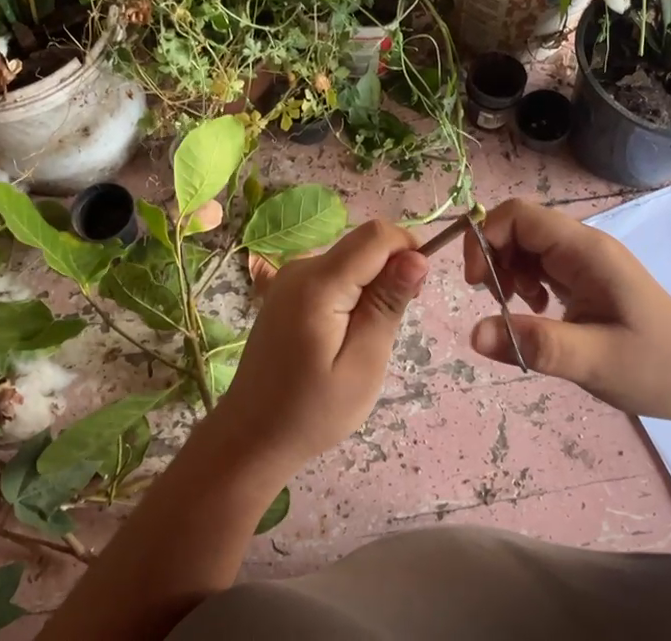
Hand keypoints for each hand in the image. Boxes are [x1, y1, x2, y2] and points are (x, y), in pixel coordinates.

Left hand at [209, 220, 426, 473]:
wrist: (253, 434)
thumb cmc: (313, 411)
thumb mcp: (364, 364)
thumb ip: (388, 305)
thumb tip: (417, 257)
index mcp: (318, 283)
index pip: (376, 236)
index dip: (408, 250)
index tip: (417, 292)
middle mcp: (300, 268)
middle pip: (363, 244)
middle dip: (391, 271)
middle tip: (392, 326)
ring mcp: (289, 277)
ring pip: (351, 258)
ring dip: (372, 285)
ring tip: (368, 337)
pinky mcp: (287, 289)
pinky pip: (334, 273)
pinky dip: (352, 293)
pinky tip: (347, 334)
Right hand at [465, 198, 670, 426]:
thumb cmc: (656, 369)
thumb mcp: (594, 362)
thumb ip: (536, 345)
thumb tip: (473, 334)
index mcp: (588, 251)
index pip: (520, 215)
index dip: (487, 237)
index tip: (477, 285)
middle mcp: (584, 248)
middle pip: (519, 228)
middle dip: (493, 258)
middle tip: (497, 303)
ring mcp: (586, 264)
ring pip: (526, 247)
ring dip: (507, 272)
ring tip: (516, 311)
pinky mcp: (586, 281)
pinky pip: (541, 266)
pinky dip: (524, 284)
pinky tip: (536, 313)